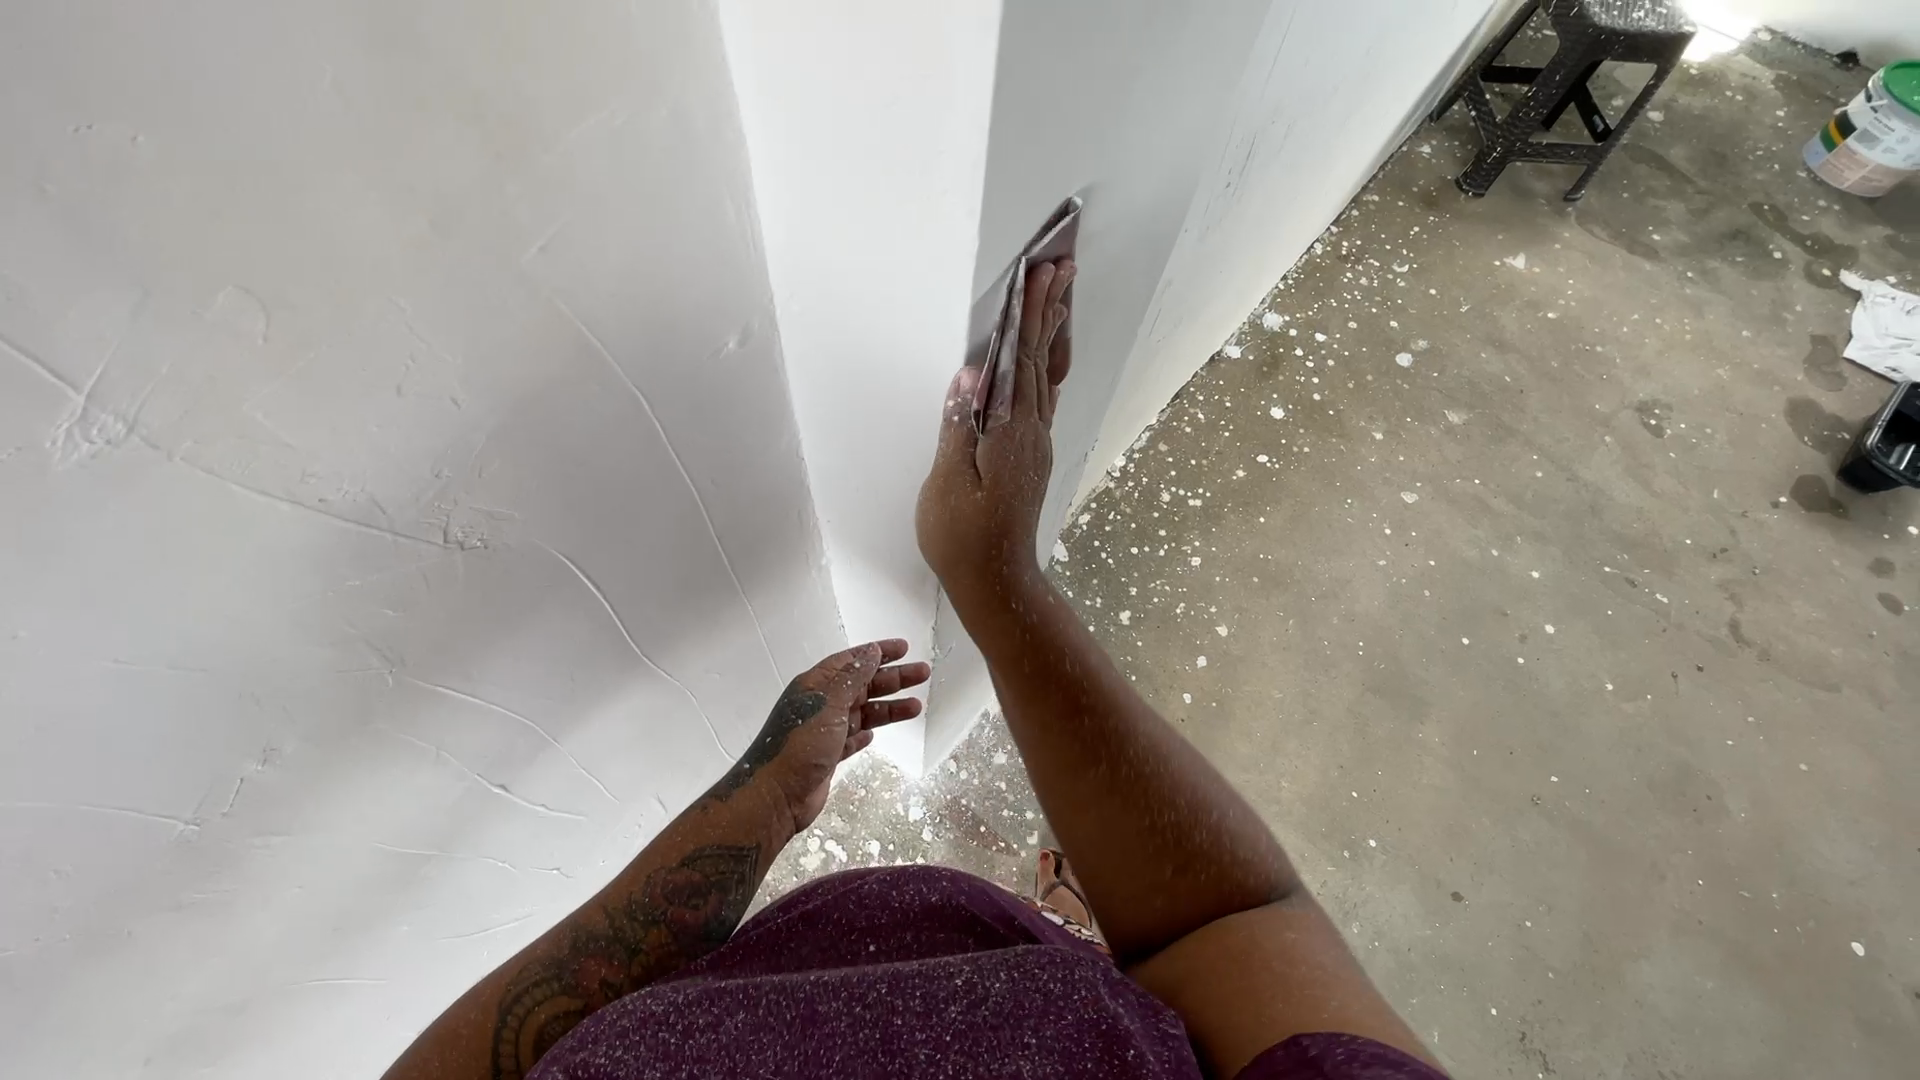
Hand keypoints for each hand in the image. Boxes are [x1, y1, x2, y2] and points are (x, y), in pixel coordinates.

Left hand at [723, 640, 929, 830]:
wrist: (777, 796)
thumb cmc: (801, 744)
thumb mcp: (828, 704)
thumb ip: (852, 677)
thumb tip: (872, 652)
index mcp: (816, 685)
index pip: (851, 661)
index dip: (878, 652)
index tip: (904, 648)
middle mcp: (821, 704)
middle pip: (863, 685)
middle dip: (892, 679)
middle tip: (922, 673)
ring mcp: (825, 731)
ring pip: (863, 712)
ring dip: (888, 708)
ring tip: (917, 707)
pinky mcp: (828, 756)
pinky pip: (852, 738)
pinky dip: (866, 733)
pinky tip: (877, 734)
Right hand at [916, 258, 1074, 608]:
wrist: (995, 581)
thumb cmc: (961, 537)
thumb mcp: (947, 483)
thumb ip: (959, 426)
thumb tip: (969, 375)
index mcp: (1009, 433)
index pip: (1018, 360)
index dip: (1028, 314)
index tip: (1039, 272)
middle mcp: (1031, 433)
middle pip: (1040, 361)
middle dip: (1049, 309)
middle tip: (1062, 265)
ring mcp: (1035, 445)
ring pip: (1045, 378)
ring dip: (1051, 335)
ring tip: (1060, 297)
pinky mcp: (1031, 458)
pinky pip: (1042, 400)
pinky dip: (1044, 369)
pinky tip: (1044, 363)